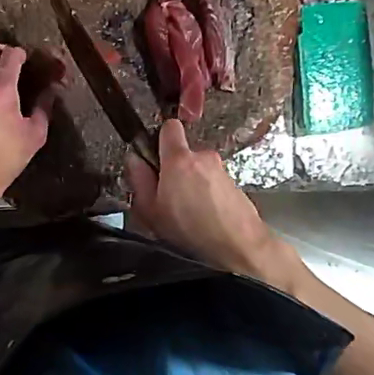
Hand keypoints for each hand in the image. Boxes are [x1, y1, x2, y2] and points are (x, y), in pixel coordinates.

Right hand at [127, 120, 296, 285]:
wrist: (239, 246)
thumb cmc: (193, 231)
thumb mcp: (151, 211)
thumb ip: (139, 181)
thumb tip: (134, 162)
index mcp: (179, 160)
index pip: (169, 128)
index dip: (160, 139)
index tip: (154, 156)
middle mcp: (203, 158)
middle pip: (183, 155)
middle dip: (174, 171)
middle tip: (167, 198)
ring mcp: (222, 171)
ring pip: (199, 171)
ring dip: (192, 186)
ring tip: (187, 214)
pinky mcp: (234, 185)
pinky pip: (213, 184)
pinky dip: (207, 196)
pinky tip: (203, 218)